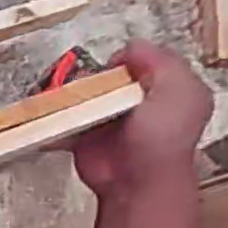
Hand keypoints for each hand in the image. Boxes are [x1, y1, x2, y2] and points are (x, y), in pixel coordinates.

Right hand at [71, 40, 213, 200]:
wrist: (135, 180)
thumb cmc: (162, 135)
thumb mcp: (176, 87)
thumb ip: (158, 60)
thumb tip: (128, 48)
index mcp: (168, 88)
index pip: (146, 61)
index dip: (130, 59)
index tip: (115, 66)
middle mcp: (137, 102)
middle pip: (111, 77)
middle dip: (95, 76)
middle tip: (87, 83)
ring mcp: (108, 120)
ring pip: (85, 95)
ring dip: (72, 92)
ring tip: (66, 95)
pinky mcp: (83, 137)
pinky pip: (66, 119)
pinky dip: (56, 115)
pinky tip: (51, 110)